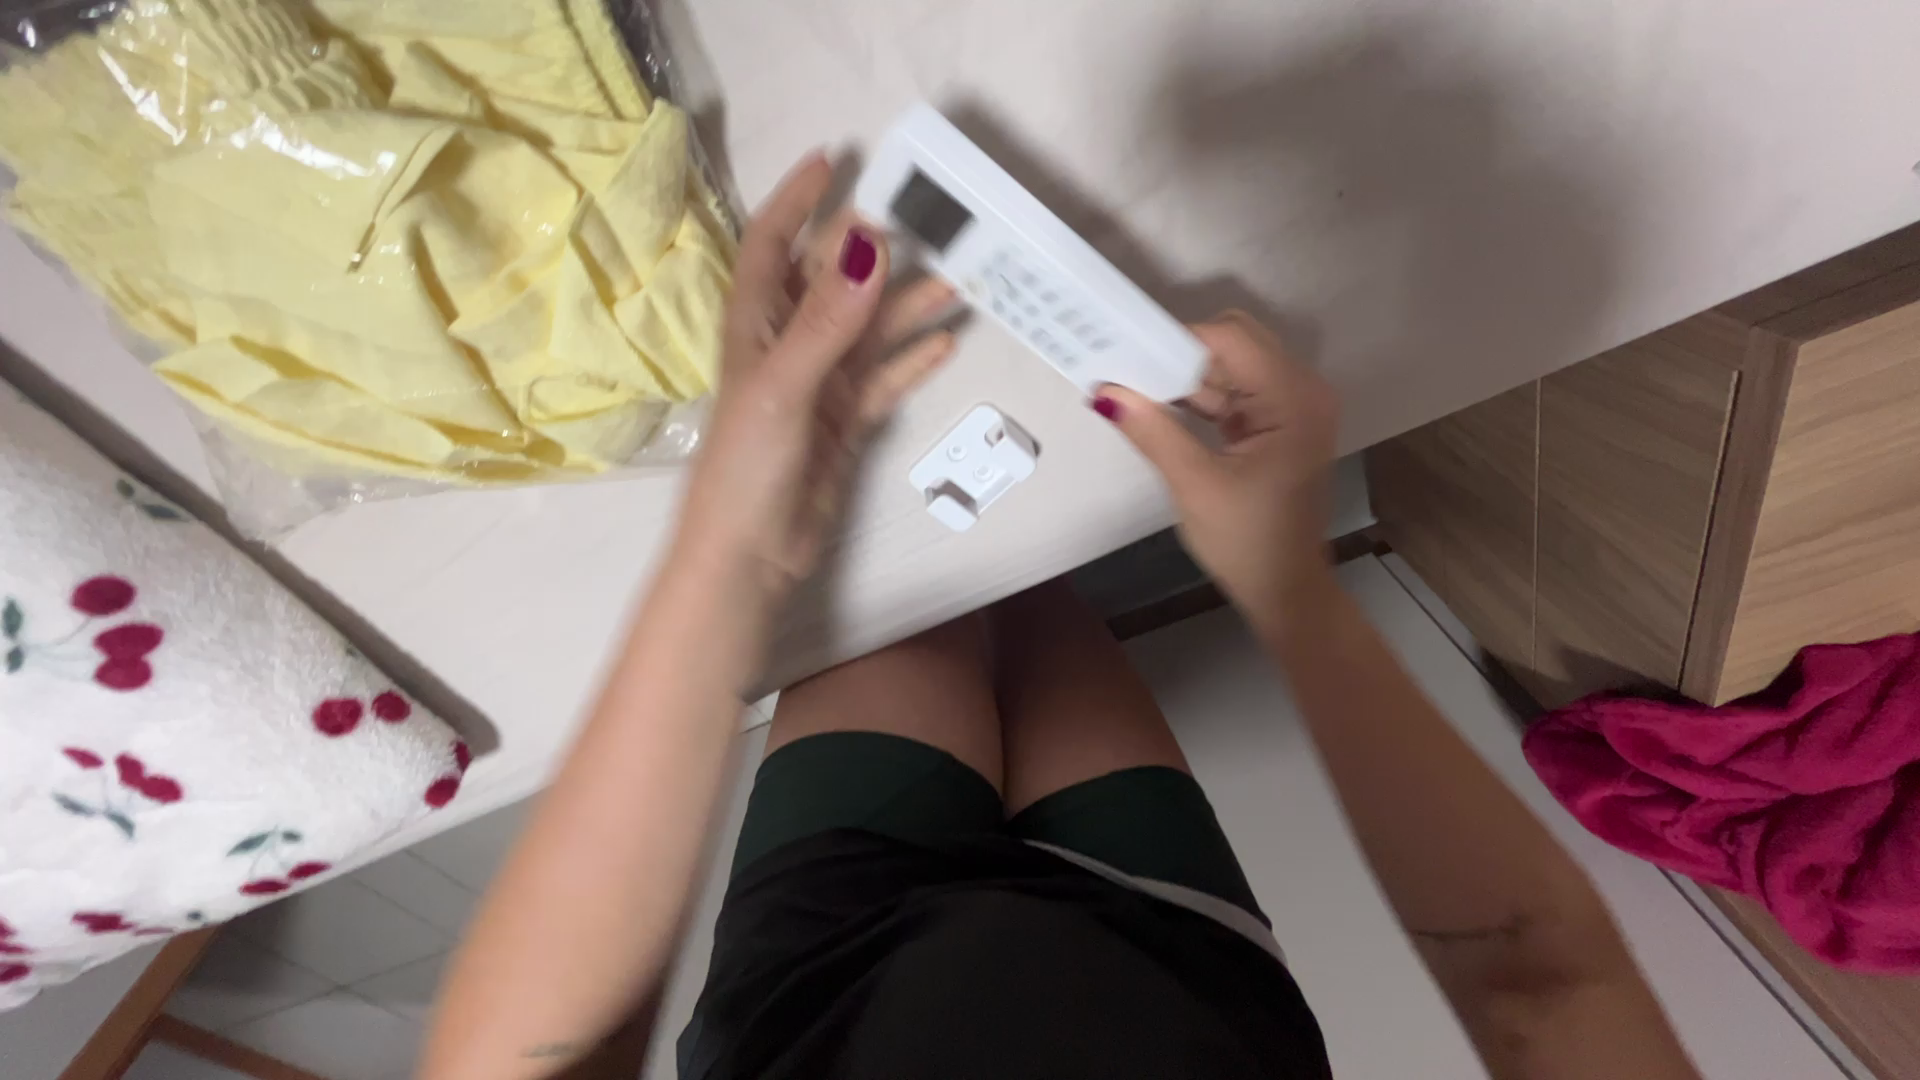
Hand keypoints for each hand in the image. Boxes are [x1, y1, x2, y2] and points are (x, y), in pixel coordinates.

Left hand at [671, 154, 956, 605]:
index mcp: (755, 325)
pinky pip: (883, 383)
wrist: (751, 552)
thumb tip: (870, 242)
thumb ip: (827, 319)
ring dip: (906, 309)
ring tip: (957, 285)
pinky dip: (910, 363)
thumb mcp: (783, 385)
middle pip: (834, 285)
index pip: (772, 245)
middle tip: (928, 226)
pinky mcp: (844, 424)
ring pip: (868, 334)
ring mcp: (819, 387)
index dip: (797, 201)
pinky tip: (944, 345)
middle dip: (874, 254)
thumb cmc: (748, 464)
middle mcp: (787, 347)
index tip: (834, 161)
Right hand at [1095, 312, 1339, 638]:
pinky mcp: (1276, 425)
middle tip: (1128, 369)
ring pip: (1230, 366)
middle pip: (1234, 343)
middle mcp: (1300, 391)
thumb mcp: (1194, 484)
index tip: (1127, 352)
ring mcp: (1290, 407)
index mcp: (1293, 399)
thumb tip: (1104, 393)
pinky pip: (1233, 393)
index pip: (1230, 338)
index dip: (1176, 340)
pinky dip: (1198, 397)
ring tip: (1133, 386)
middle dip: (1180, 354)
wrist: (1283, 588)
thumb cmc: (1246, 541)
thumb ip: (1152, 431)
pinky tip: (1159, 407)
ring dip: (1185, 376)